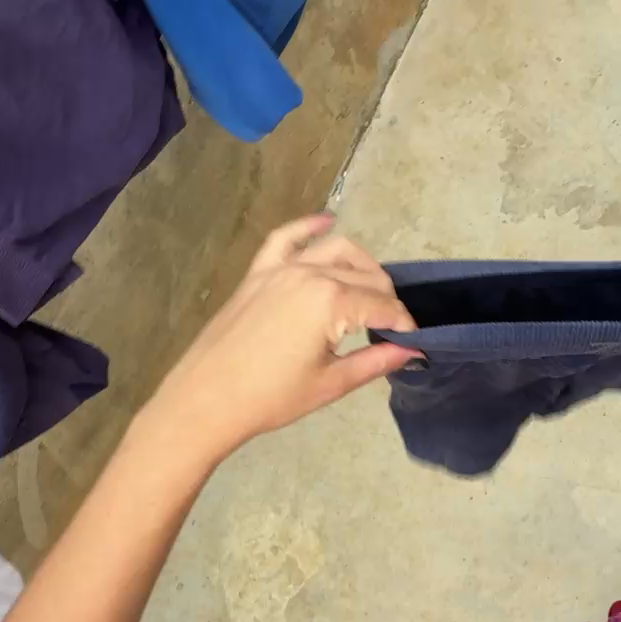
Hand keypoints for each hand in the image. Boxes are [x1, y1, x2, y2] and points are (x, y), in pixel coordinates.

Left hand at [140, 214, 419, 461]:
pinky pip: (286, 237)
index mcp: (331, 301)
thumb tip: (413, 351)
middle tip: (390, 327)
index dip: (404, 324)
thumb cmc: (271, 398)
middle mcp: (310, 273)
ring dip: (362, 265)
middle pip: (366, 276)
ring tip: (372, 288)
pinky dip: (308, 226)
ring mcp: (281, 268)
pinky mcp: (258, 272)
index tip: (413, 340)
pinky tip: (327, 222)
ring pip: (336, 250)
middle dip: (386, 299)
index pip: (384, 305)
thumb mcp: (332, 383)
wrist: (207, 400)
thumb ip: (377, 361)